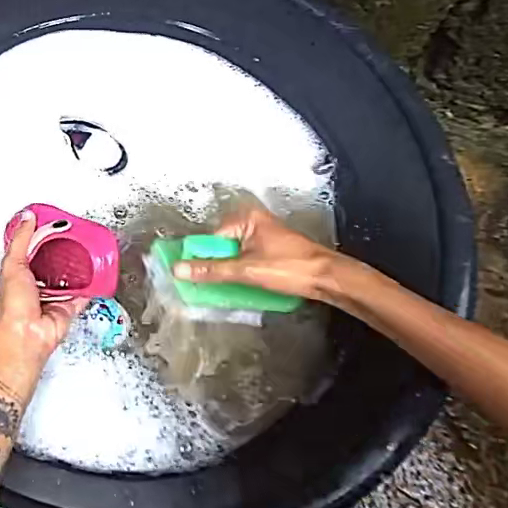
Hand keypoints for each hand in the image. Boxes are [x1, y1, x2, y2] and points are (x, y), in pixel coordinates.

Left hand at [0, 211, 88, 377]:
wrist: (27, 335)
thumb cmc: (14, 307)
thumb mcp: (13, 264)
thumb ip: (21, 240)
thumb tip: (26, 218)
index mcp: (17, 275)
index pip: (28, 249)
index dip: (38, 236)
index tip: (49, 223)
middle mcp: (34, 286)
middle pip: (49, 263)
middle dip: (59, 252)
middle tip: (71, 237)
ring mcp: (51, 297)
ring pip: (66, 278)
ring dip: (74, 268)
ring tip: (85, 252)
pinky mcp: (67, 307)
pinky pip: (82, 295)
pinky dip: (90, 287)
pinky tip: (96, 276)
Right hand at [171, 197, 351, 301]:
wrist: (327, 278)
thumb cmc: (290, 268)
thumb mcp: (246, 271)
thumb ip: (211, 270)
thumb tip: (179, 269)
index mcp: (246, 218)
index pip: (211, 238)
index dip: (200, 257)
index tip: (188, 275)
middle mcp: (253, 222)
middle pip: (221, 246)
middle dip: (214, 265)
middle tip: (207, 286)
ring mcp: (262, 237)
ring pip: (233, 255)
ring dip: (227, 272)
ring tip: (225, 289)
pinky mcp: (270, 251)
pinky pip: (245, 260)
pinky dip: (240, 273)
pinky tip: (240, 287)